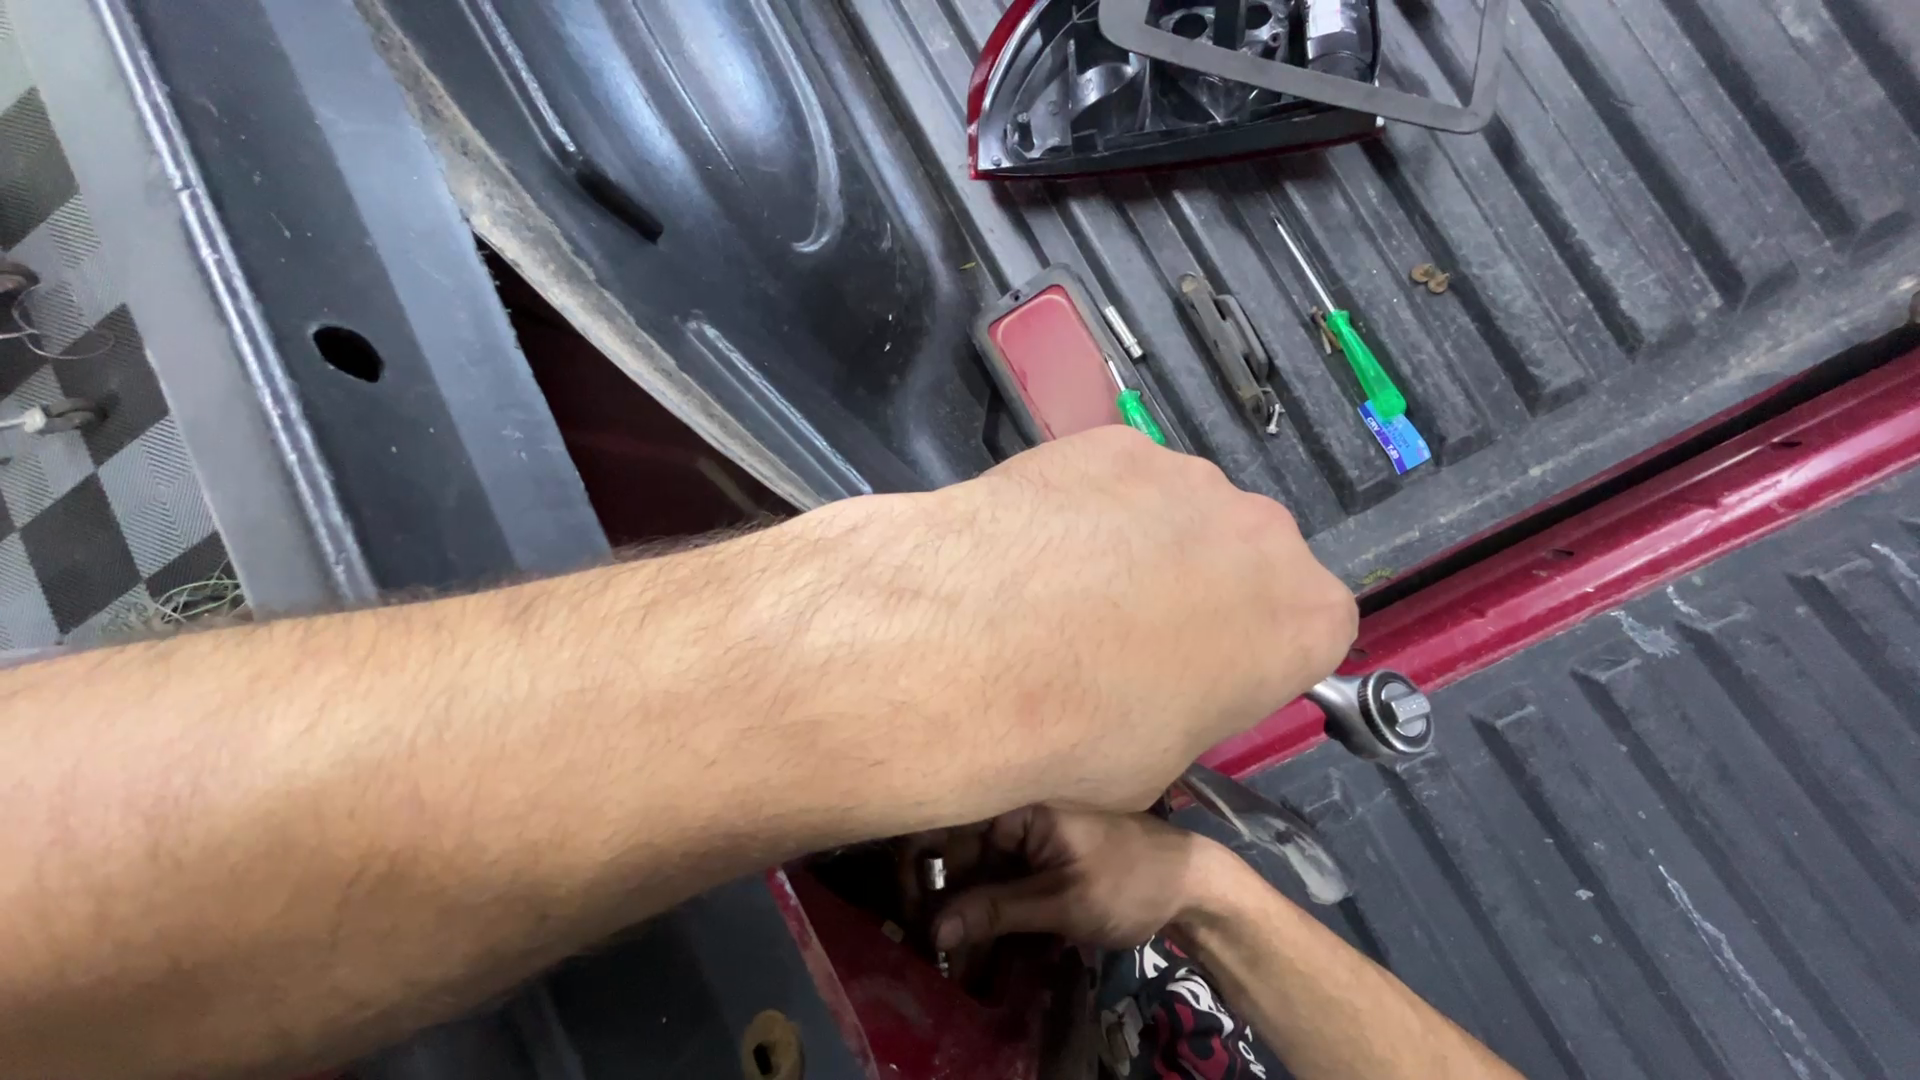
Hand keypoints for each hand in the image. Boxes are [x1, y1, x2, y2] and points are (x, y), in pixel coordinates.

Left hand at [759, 427, 1355, 825]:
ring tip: (1058, 587)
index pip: (1302, 631)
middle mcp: (1263, 531)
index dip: (1243, 656)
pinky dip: (1082, 505)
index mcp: (1306, 617)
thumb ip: (1186, 715)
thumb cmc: (1088, 732)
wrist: (981, 648)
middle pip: (1238, 560)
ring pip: (1170, 512)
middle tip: (1117, 631)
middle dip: (1193, 590)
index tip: (1195, 675)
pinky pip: (1108, 479)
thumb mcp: (1159, 766)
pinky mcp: (1110, 442)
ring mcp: (1184, 474)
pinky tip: (1033, 545)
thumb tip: (1155, 702)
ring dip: (1133, 542)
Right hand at [931, 806, 1236, 950]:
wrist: (1190, 885)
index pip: (951, 824)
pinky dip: (991, 908)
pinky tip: (985, 945)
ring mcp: (1028, 829)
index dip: (922, 867)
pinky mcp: (1039, 851)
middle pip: (960, 849)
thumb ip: (997, 910)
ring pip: (979, 867)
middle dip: (946, 900)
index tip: (914, 914)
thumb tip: (936, 930)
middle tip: (939, 952)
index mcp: (1021, 800)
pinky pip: (1001, 875)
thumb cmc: (1129, 881)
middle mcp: (1018, 806)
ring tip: (961, 960)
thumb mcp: (1062, 901)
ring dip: (967, 911)